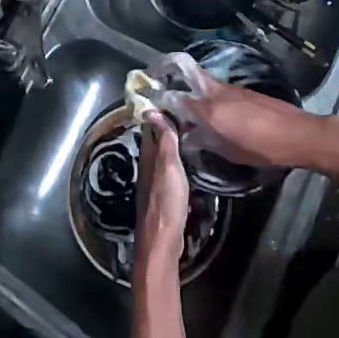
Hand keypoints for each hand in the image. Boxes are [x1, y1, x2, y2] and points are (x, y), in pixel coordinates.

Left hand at [135, 113, 188, 272]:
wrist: (163, 241)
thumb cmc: (166, 201)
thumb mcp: (168, 166)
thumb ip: (164, 140)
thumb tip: (153, 109)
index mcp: (147, 156)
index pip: (149, 126)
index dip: (158, 111)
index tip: (171, 96)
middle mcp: (148, 165)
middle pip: (156, 139)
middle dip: (166, 124)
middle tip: (186, 110)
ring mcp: (155, 180)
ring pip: (162, 153)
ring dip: (172, 141)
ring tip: (190, 129)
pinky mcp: (163, 193)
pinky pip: (169, 167)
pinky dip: (177, 158)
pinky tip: (188, 158)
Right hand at [160, 76, 327, 170]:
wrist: (297, 134)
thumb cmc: (263, 148)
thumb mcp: (229, 152)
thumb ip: (205, 140)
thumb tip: (188, 135)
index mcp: (210, 109)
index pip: (175, 98)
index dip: (158, 98)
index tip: (145, 99)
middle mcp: (217, 93)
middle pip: (187, 75)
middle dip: (170, 73)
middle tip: (155, 79)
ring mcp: (232, 89)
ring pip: (203, 82)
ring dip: (190, 86)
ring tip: (180, 101)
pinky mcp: (244, 91)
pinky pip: (217, 89)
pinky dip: (207, 93)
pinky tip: (208, 108)